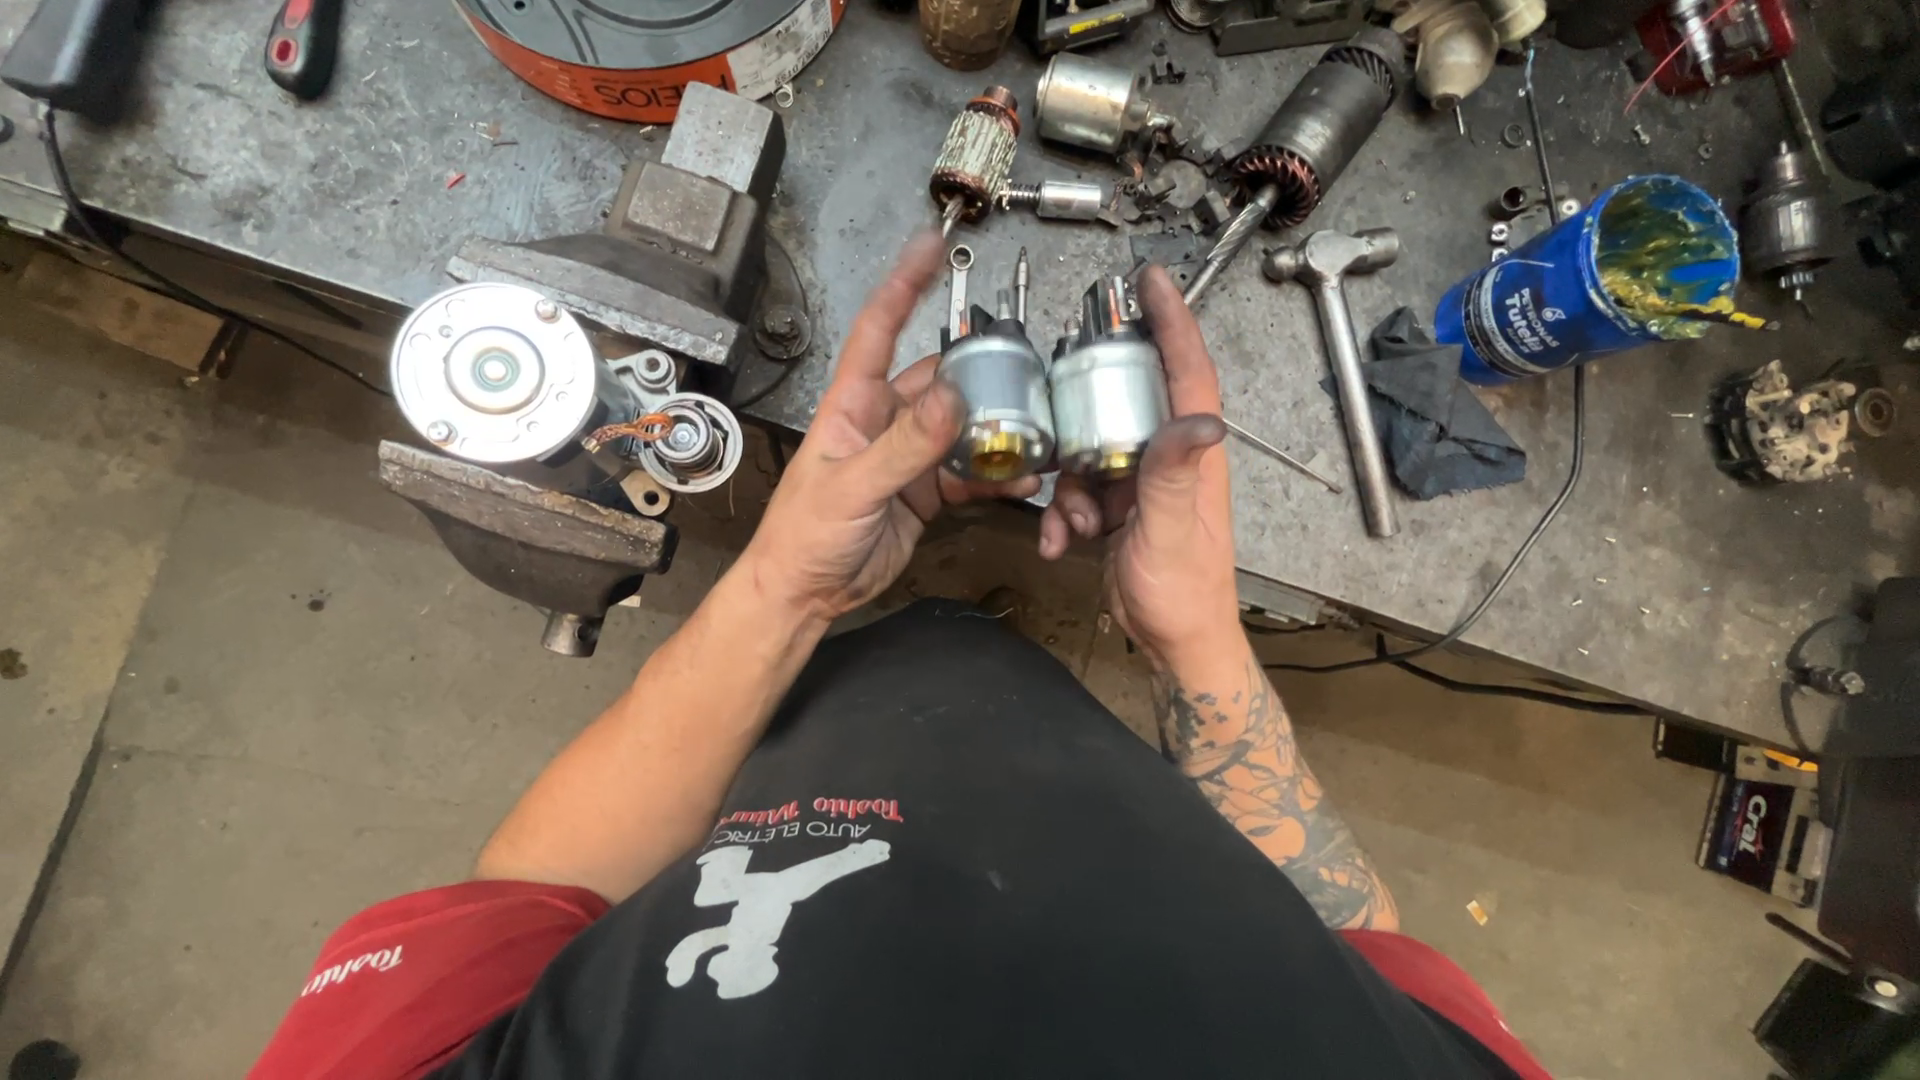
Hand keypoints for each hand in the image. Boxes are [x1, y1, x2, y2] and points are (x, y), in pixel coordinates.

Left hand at [736, 232, 1040, 621]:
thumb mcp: (853, 485)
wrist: (809, 592)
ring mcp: (907, 458)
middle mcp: (883, 422)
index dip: (903, 286)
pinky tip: (1021, 479)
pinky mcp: (925, 493)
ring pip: (959, 429)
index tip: (930, 247)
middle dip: (976, 375)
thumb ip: (905, 446)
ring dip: (993, 431)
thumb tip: (954, 399)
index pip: (877, 330)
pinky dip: (994, 476)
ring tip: (1031, 432)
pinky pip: (967, 475)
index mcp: (852, 405)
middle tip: (1020, 374)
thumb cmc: (805, 533)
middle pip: (937, 382)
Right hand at [1038, 265, 1237, 669]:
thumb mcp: (1172, 532)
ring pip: (1091, 454)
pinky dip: (1062, 515)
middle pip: (1125, 405)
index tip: (1152, 281)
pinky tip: (1057, 543)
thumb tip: (1201, 418)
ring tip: (1070, 524)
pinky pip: (1079, 493)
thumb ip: (1175, 475)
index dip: (1174, 323)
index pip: (1189, 373)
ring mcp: (1139, 484)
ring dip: (1070, 488)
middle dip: (1089, 412)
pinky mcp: (1116, 509)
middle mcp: (1167, 458)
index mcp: (1192, 455)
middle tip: (1063, 410)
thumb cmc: (1183, 591)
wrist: (1173, 641)